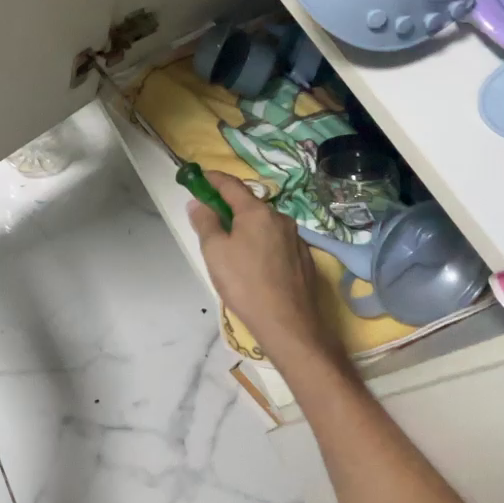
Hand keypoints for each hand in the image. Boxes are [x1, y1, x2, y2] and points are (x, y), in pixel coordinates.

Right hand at [188, 170, 346, 369]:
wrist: (289, 325)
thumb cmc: (245, 284)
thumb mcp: (214, 251)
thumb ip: (205, 222)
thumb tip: (199, 203)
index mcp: (257, 212)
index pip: (231, 185)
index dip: (213, 179)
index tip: (199, 177)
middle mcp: (281, 219)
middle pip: (250, 205)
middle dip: (229, 207)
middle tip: (211, 220)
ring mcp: (296, 239)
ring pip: (264, 225)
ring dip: (246, 227)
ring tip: (231, 248)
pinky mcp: (304, 259)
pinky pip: (276, 242)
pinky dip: (261, 243)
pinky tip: (254, 265)